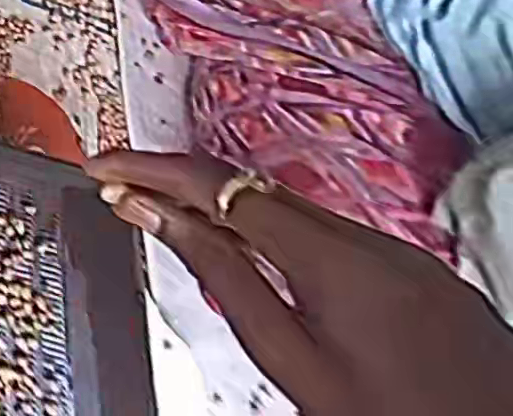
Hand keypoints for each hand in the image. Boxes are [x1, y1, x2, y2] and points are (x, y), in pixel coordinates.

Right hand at [88, 150, 510, 415]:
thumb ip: (214, 269)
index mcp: (339, 261)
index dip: (145, 166)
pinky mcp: (424, 278)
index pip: (216, 184)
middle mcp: (378, 245)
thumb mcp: (287, 356)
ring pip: (282, 203)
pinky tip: (234, 241)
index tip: (97, 168)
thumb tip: (140, 205)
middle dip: (172, 178)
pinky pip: (320, 228)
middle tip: (116, 185)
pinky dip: (261, 223)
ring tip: (160, 210)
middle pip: (249, 186)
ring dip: (214, 200)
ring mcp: (408, 259)